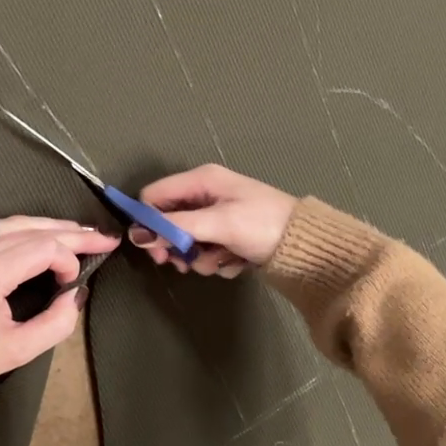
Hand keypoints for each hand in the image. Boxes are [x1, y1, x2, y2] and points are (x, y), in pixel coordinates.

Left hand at [0, 217, 119, 377]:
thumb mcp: (19, 350)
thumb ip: (57, 322)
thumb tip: (77, 293)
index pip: (42, 248)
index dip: (68, 259)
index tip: (74, 282)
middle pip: (31, 228)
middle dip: (70, 233)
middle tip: (101, 237)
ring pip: (13, 222)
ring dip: (47, 227)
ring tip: (78, 233)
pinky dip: (22, 229)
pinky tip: (41, 234)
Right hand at [131, 164, 295, 277]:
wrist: (309, 248)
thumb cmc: (262, 227)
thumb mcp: (218, 224)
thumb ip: (176, 227)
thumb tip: (136, 234)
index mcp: (202, 180)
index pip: (154, 195)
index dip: (148, 222)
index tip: (154, 249)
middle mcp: (206, 195)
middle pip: (169, 221)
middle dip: (176, 245)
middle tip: (181, 264)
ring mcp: (218, 216)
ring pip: (188, 241)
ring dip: (199, 257)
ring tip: (220, 261)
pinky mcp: (229, 237)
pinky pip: (208, 250)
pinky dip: (217, 260)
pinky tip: (236, 262)